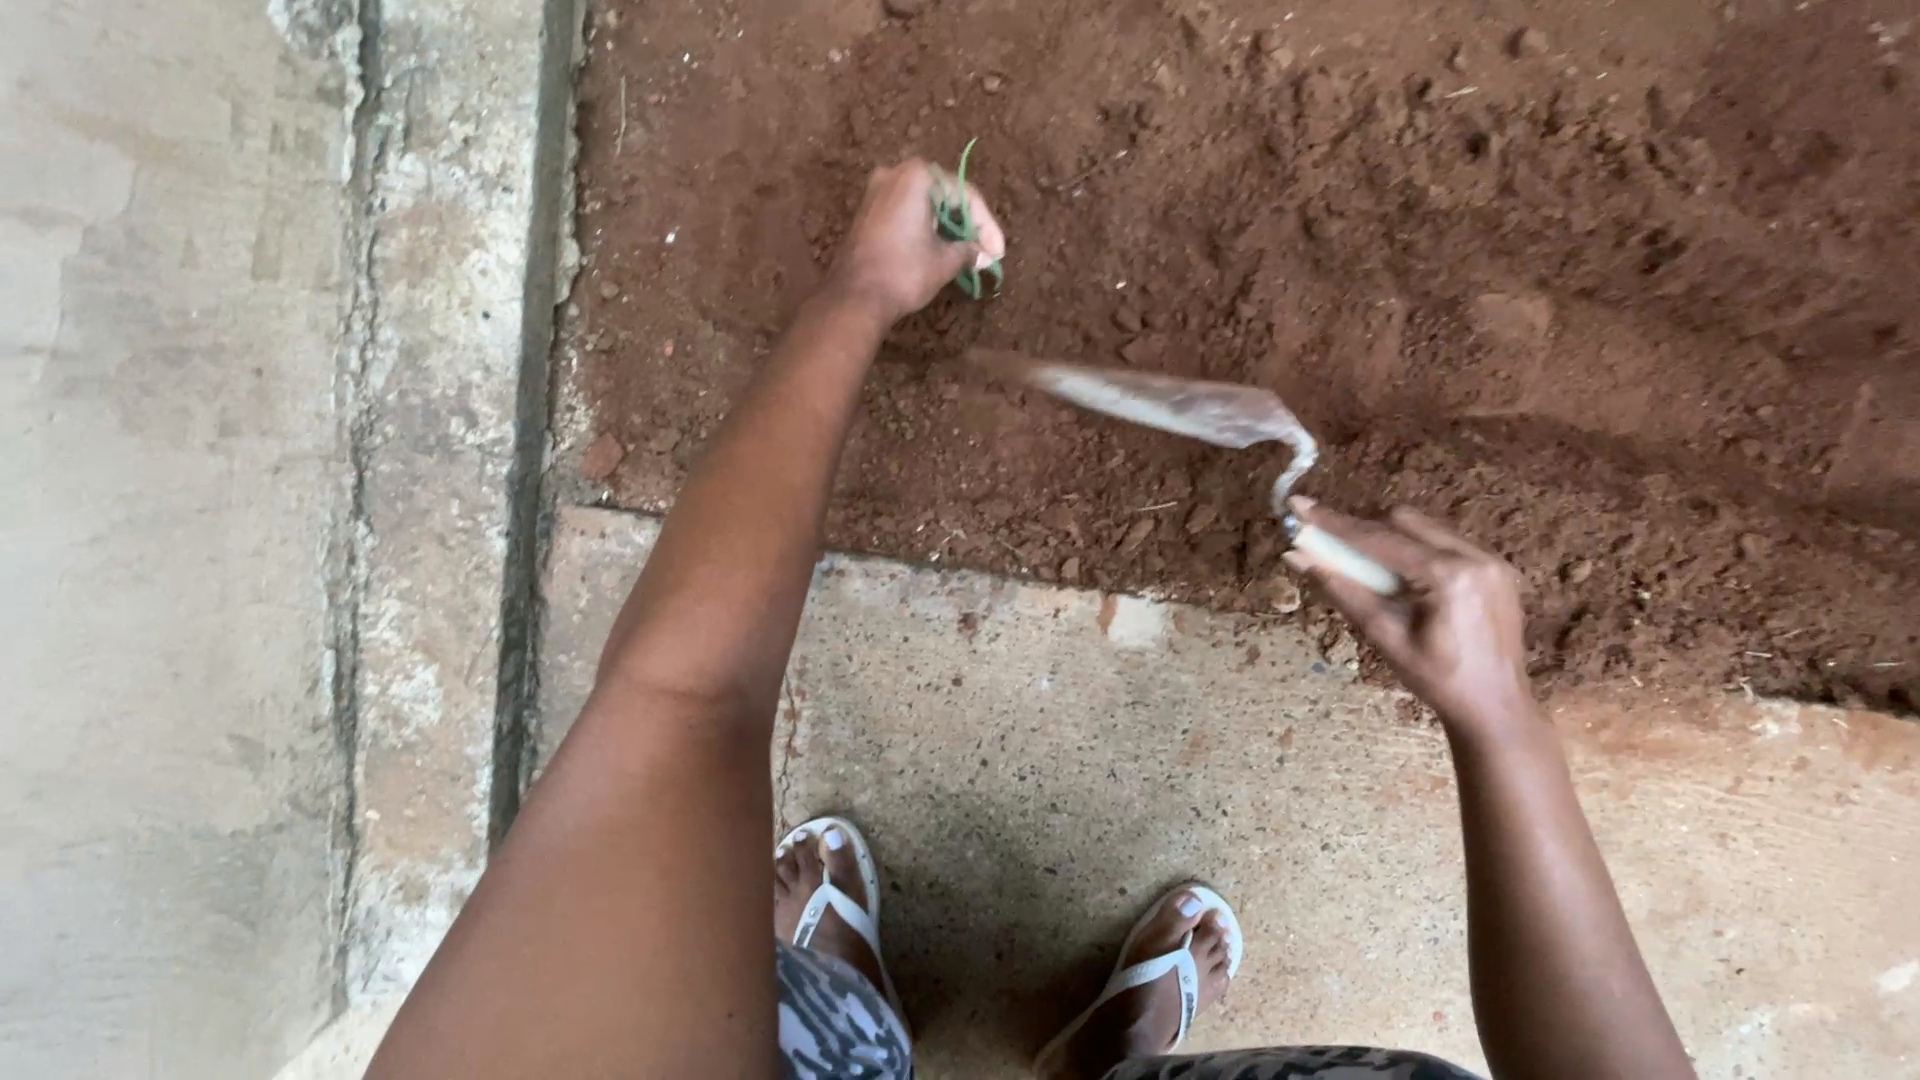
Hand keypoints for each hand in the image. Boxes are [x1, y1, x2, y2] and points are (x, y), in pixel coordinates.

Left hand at [822, 159, 1005, 324]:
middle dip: (967, 224)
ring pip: (924, 204)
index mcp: (918, 175)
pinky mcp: (867, 213)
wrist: (855, 297)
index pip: (964, 196)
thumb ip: (968, 252)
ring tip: (967, 252)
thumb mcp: (944, 262)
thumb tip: (985, 256)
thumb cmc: (904, 272)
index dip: (987, 226)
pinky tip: (939, 248)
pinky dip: (925, 228)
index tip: (998, 253)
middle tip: (985, 251)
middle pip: (944, 195)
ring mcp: (876, 192)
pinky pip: (905, 213)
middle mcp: (895, 173)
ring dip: (946, 227)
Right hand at [1284, 498, 1539, 741]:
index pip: (1378, 538)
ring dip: (1388, 536)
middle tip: (1327, 541)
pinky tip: (1400, 575)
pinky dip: (1414, 548)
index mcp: (1449, 576)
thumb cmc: (1436, 679)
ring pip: (1425, 526)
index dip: (1334, 522)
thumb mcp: (1382, 635)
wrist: (1497, 708)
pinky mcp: (1498, 568)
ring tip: (1363, 562)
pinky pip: (1445, 541)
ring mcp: (1492, 560)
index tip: (1299, 505)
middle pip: (1403, 520)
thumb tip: (1297, 556)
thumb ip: (1341, 589)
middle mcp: (1475, 556)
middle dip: (1361, 527)